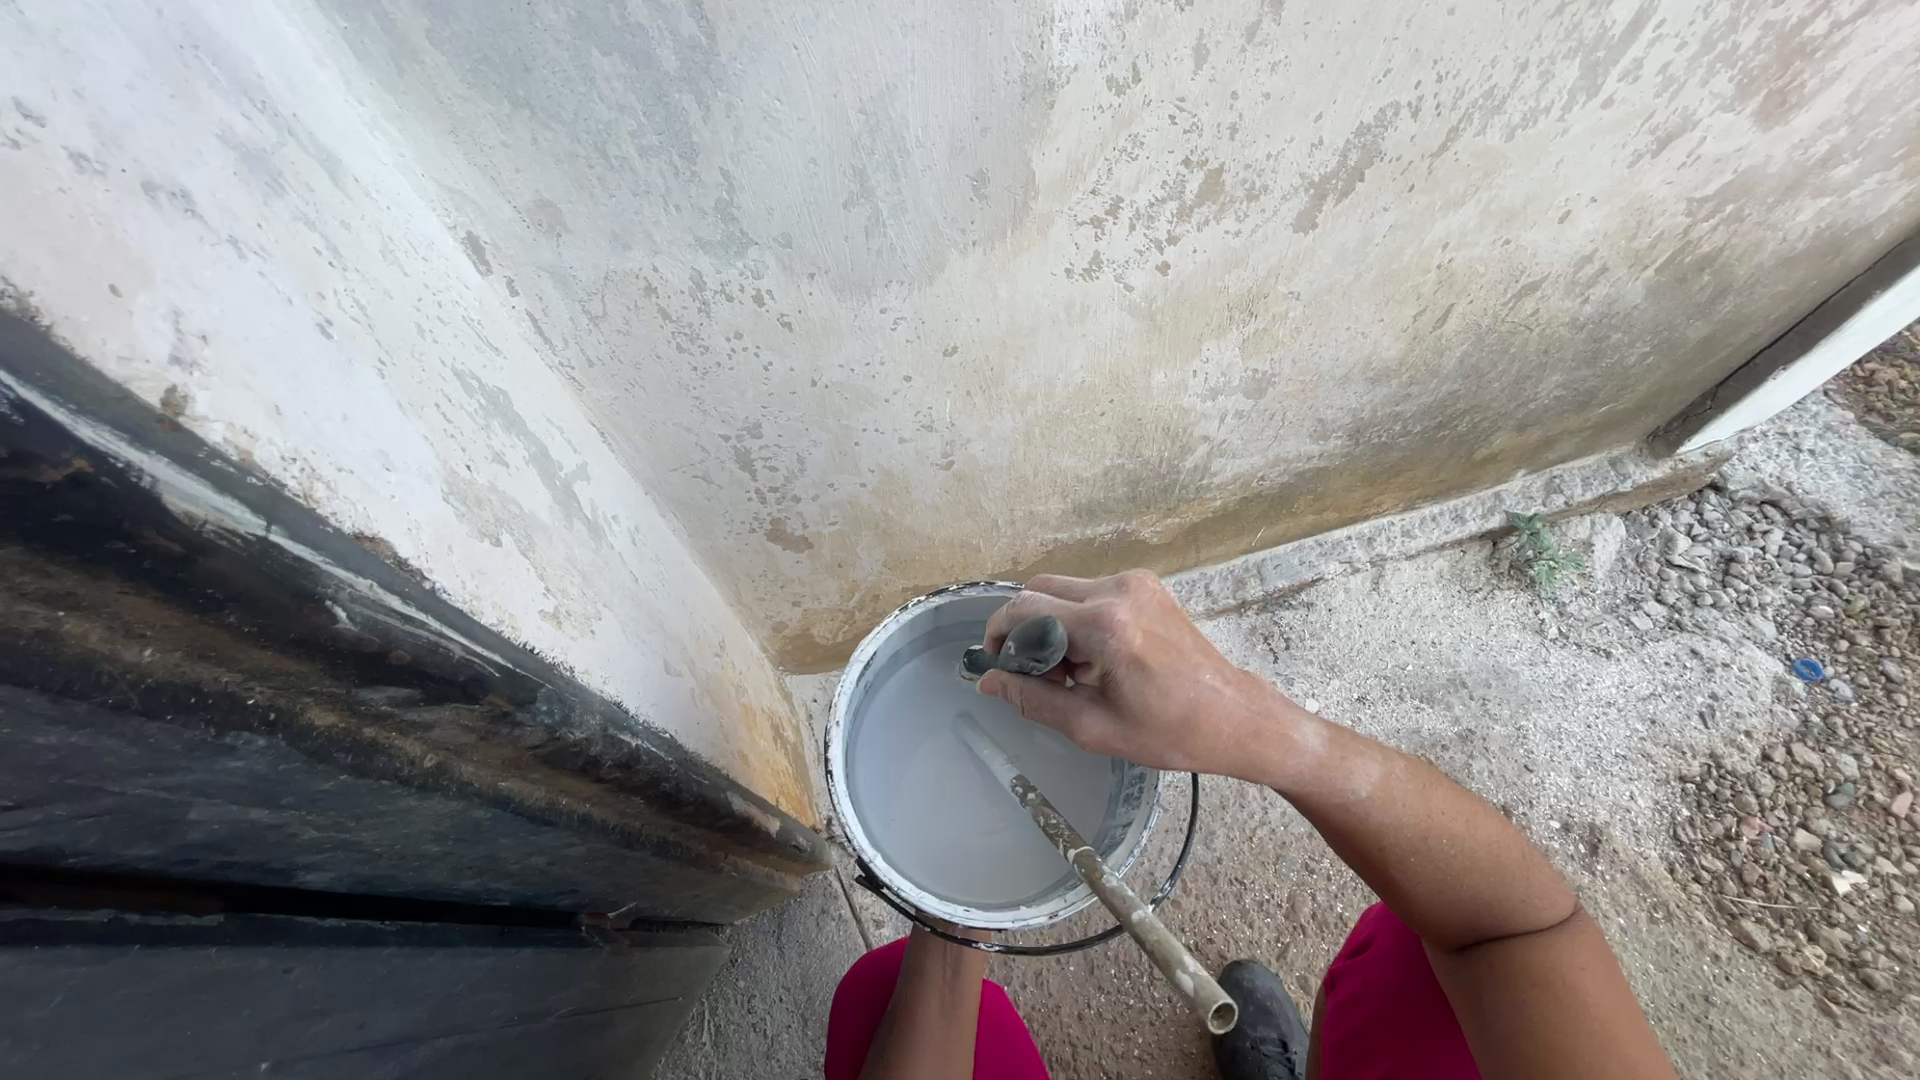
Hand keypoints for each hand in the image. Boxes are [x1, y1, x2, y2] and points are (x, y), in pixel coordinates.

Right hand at [975, 570, 1304, 778]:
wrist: (1236, 717)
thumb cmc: (1170, 732)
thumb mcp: (1091, 726)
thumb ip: (1032, 699)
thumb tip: (988, 681)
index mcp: (1105, 625)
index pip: (1024, 608)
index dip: (997, 632)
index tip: (995, 661)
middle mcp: (1118, 590)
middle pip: (1040, 590)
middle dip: (1025, 629)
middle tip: (1038, 673)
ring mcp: (1136, 582)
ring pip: (1064, 590)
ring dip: (1052, 624)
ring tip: (1073, 671)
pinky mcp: (1147, 585)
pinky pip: (1091, 592)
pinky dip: (1078, 618)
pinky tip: (1095, 657)